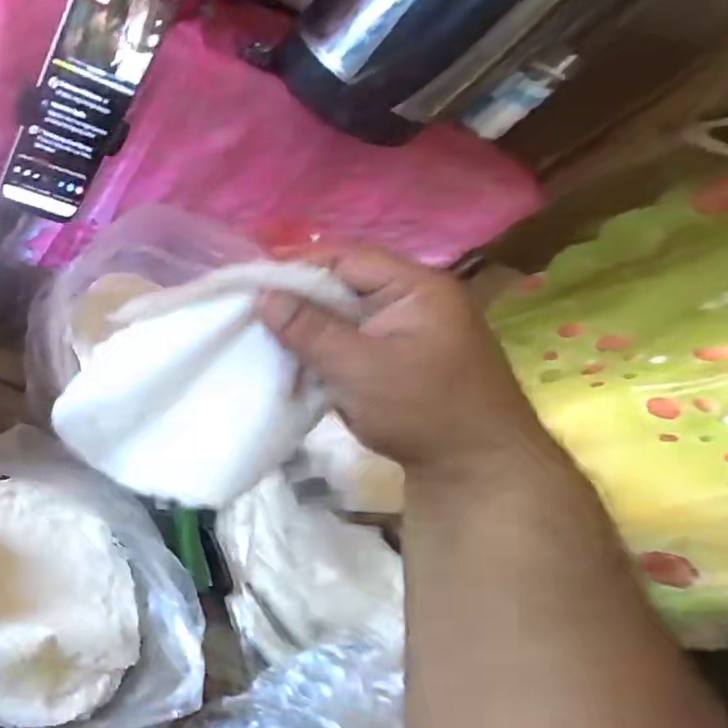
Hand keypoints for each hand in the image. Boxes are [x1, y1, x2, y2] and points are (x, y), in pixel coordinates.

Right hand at [259, 246, 551, 477]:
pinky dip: (322, 346)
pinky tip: (295, 356)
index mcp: (417, 288)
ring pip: (345, 314)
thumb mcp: (359, 368)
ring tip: (266, 331)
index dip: (299, 263)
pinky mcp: (397, 359)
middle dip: (299, 294)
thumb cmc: (422, 410)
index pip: (349, 258)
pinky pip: (351, 340)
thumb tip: (264, 295)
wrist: (474, 469)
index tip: (253, 278)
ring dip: (308, 323)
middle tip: (253, 306)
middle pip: (346, 283)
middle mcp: (413, 301)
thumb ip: (309, 329)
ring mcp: (406, 331)